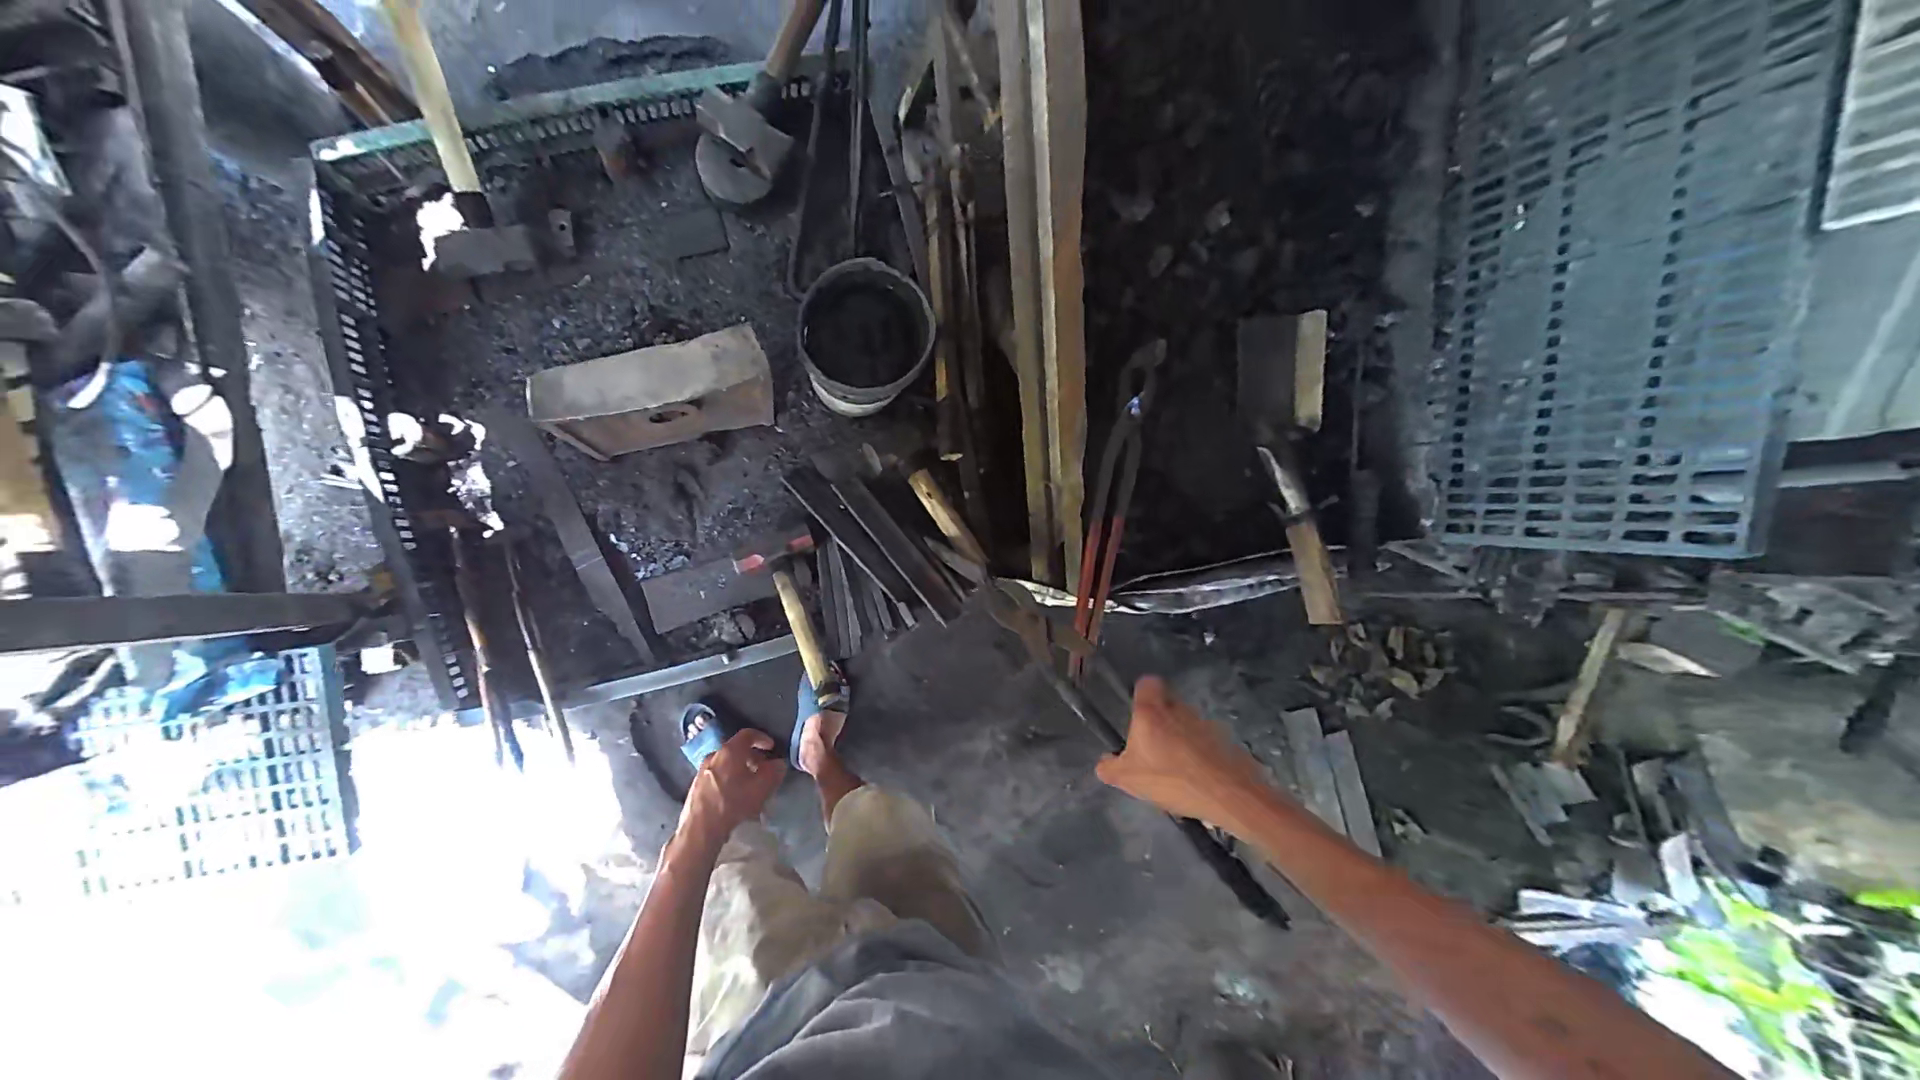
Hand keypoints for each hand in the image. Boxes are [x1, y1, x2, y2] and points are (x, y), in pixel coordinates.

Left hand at [681, 729, 786, 849]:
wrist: (699, 829)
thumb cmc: (733, 803)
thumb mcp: (762, 788)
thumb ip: (774, 771)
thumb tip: (778, 763)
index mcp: (730, 751)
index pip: (748, 734)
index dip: (762, 738)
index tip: (771, 747)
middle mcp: (714, 755)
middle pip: (736, 749)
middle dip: (753, 756)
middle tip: (764, 768)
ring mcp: (702, 770)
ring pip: (726, 762)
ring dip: (740, 768)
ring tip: (750, 783)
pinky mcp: (696, 785)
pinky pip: (718, 774)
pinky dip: (729, 777)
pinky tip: (735, 794)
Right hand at [1096, 676, 1268, 828]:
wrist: (1228, 796)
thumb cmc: (1171, 779)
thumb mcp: (1128, 779)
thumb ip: (1109, 767)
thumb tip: (1104, 762)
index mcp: (1152, 712)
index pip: (1147, 683)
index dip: (1141, 693)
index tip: (1137, 713)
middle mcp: (1180, 710)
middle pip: (1168, 704)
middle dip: (1160, 721)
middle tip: (1153, 748)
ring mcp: (1206, 724)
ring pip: (1188, 724)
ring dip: (1181, 739)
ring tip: (1177, 770)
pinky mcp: (1227, 741)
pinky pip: (1207, 742)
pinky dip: (1201, 755)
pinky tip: (1198, 780)